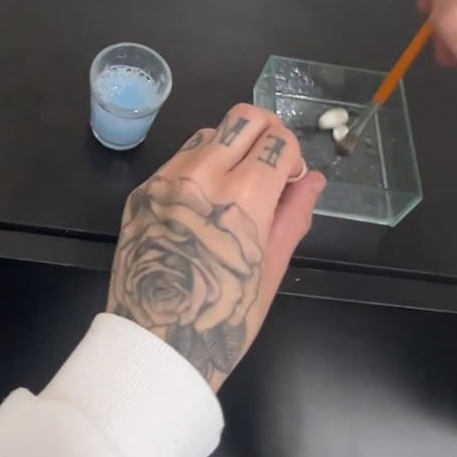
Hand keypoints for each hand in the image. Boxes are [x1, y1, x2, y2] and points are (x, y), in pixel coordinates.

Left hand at [106, 105, 326, 390]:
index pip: (278, 139)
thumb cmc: (224, 316)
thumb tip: (313, 179)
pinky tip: (202, 203)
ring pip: (209, 132)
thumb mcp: (271, 268)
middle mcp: (202, 173)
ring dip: (230, 147)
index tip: (290, 177)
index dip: (292, 154)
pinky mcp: (142, 188)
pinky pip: (178, 158)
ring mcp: (167, 178)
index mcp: (243, 196)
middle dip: (266, 131)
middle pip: (244, 117)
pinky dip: (198, 166)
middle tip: (268, 163)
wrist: (153, 340)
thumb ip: (294, 214)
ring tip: (233, 187)